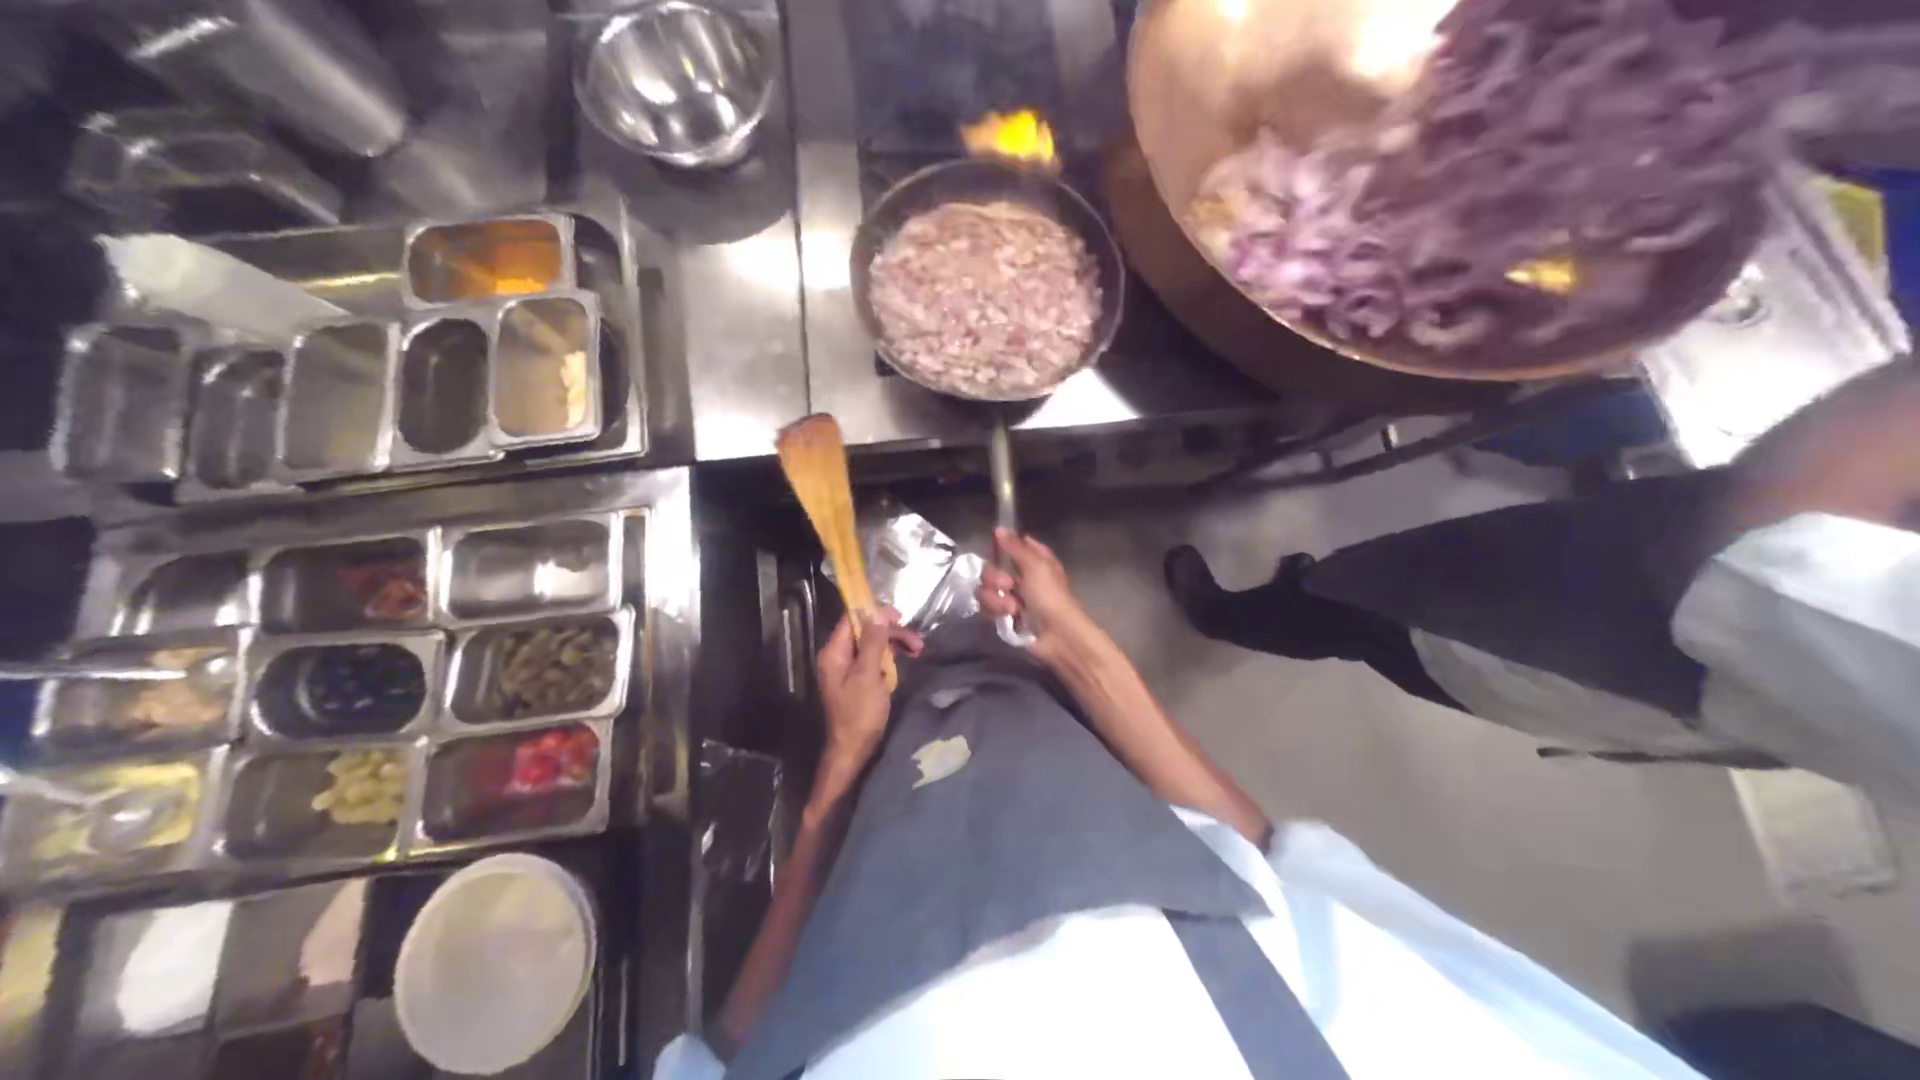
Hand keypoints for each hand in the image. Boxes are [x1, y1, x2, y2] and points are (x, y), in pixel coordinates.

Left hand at [816, 608, 922, 770]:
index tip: (899, 616)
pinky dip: (890, 657)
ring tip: (918, 649)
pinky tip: (906, 659)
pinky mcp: (859, 679)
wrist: (853, 749)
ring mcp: (848, 668)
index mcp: (834, 652)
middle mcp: (839, 656)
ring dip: (895, 644)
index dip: (874, 613)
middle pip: (865, 631)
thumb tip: (877, 613)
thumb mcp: (867, 675)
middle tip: (917, 640)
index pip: (851, 619)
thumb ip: (872, 643)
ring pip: (873, 644)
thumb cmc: (859, 713)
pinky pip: (874, 659)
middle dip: (891, 632)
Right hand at [978, 528, 1103, 668]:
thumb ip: (1015, 547)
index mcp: (1037, 561)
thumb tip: (1000, 529)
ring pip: (988, 588)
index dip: (1005, 546)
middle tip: (1007, 585)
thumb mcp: (1036, 566)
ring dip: (996, 598)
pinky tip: (1009, 616)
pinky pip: (989, 606)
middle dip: (995, 578)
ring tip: (1012, 608)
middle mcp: (1024, 577)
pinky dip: (996, 611)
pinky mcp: (1006, 616)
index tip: (996, 548)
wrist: (1057, 635)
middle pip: (994, 567)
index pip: (1017, 545)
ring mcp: (1014, 597)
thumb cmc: (1050, 596)